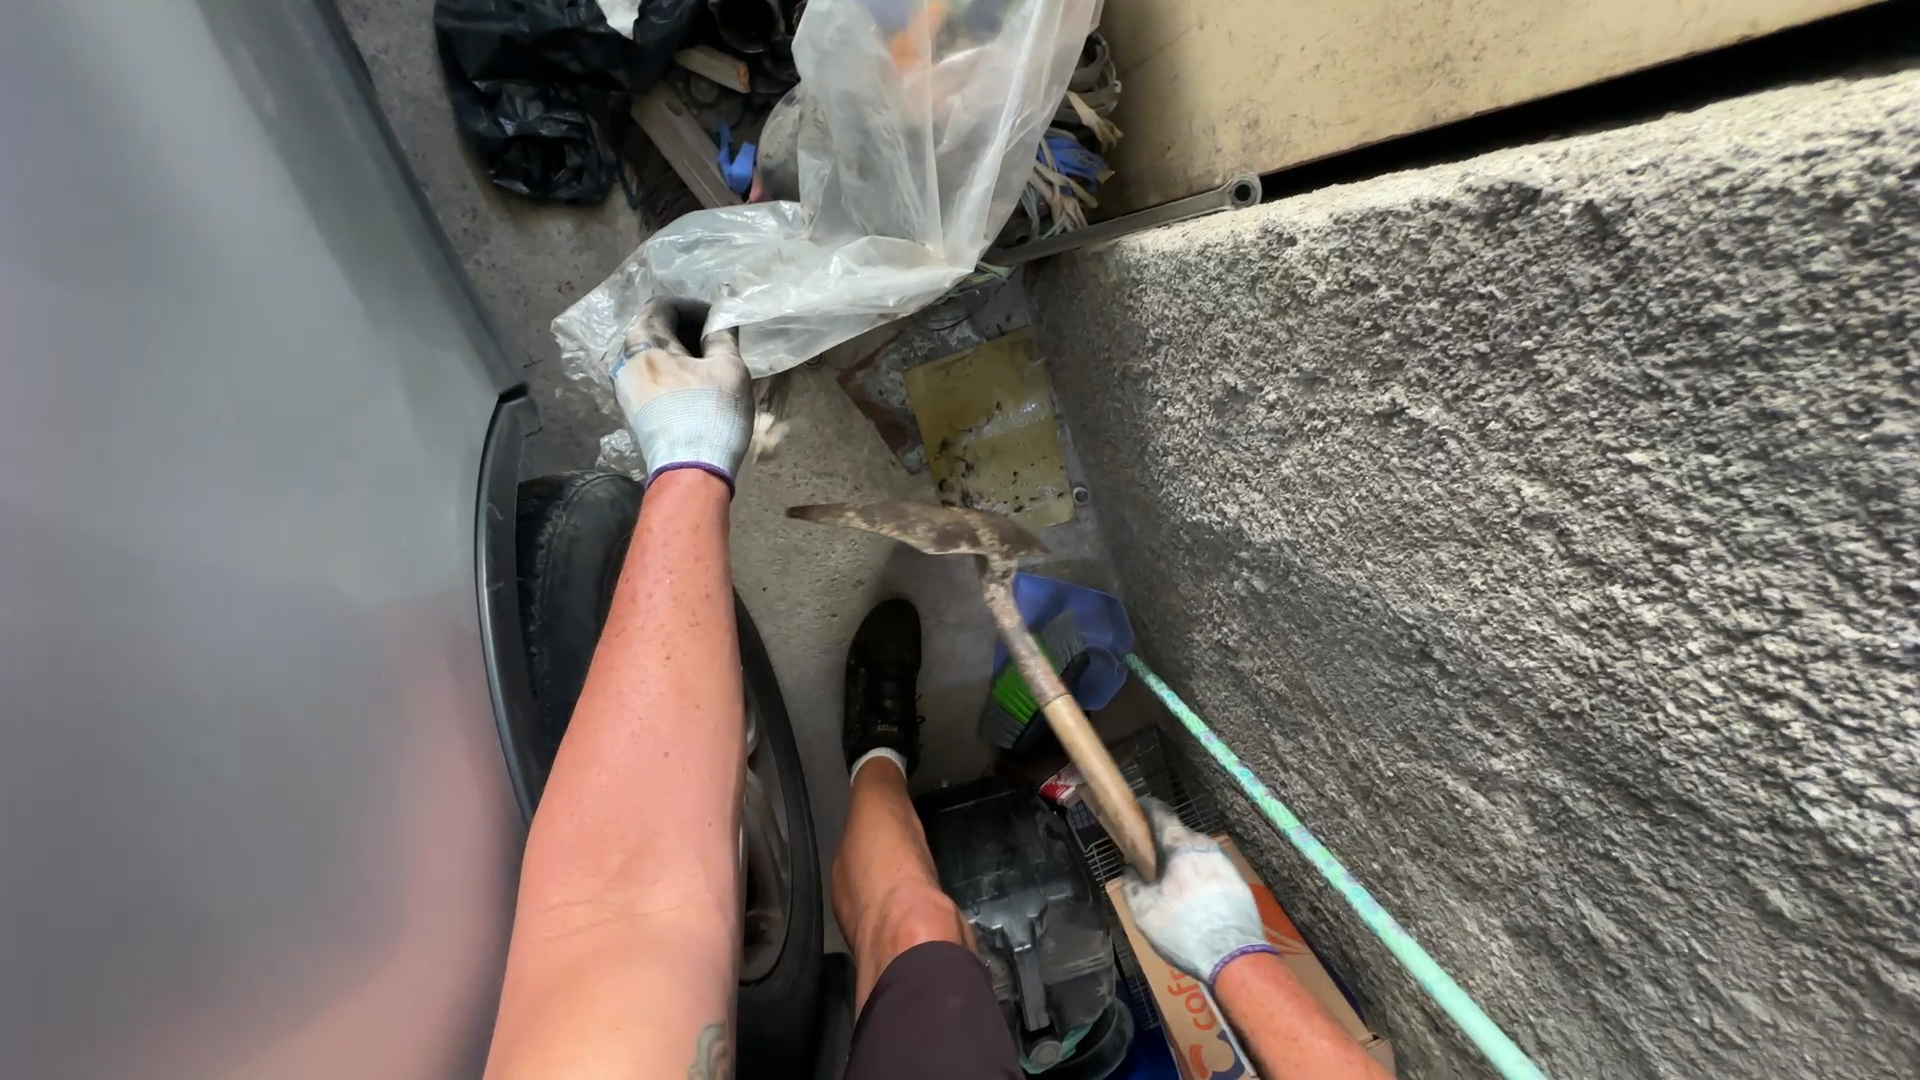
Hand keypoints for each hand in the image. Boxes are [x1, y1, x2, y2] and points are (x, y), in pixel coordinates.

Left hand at [611, 299, 752, 491]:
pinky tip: (695, 389)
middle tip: (717, 344)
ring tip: (709, 368)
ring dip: (680, 354)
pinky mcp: (631, 411)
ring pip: (652, 356)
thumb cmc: (711, 413)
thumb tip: (720, 321)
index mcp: (644, 340)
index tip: (719, 322)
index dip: (695, 307)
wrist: (690, 471)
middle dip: (686, 331)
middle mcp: (624, 359)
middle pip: (654, 329)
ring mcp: (624, 387)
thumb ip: (723, 336)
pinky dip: (672, 374)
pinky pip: (650, 378)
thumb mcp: (730, 368)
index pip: (664, 304)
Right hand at [1118, 798, 1276, 985]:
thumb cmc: (1183, 929)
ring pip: (1199, 854)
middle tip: (1152, 861)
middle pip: (1181, 835)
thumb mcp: (1143, 911)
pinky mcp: (1240, 885)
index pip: (1161, 813)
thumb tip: (1130, 869)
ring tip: (1175, 886)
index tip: (1137, 808)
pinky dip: (1201, 878)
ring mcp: (1227, 865)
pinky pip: (1214, 872)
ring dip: (1185, 862)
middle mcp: (1206, 846)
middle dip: (1165, 843)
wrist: (1235, 960)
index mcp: (1181, 845)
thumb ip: (1131, 884)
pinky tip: (1197, 902)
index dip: (1146, 808)